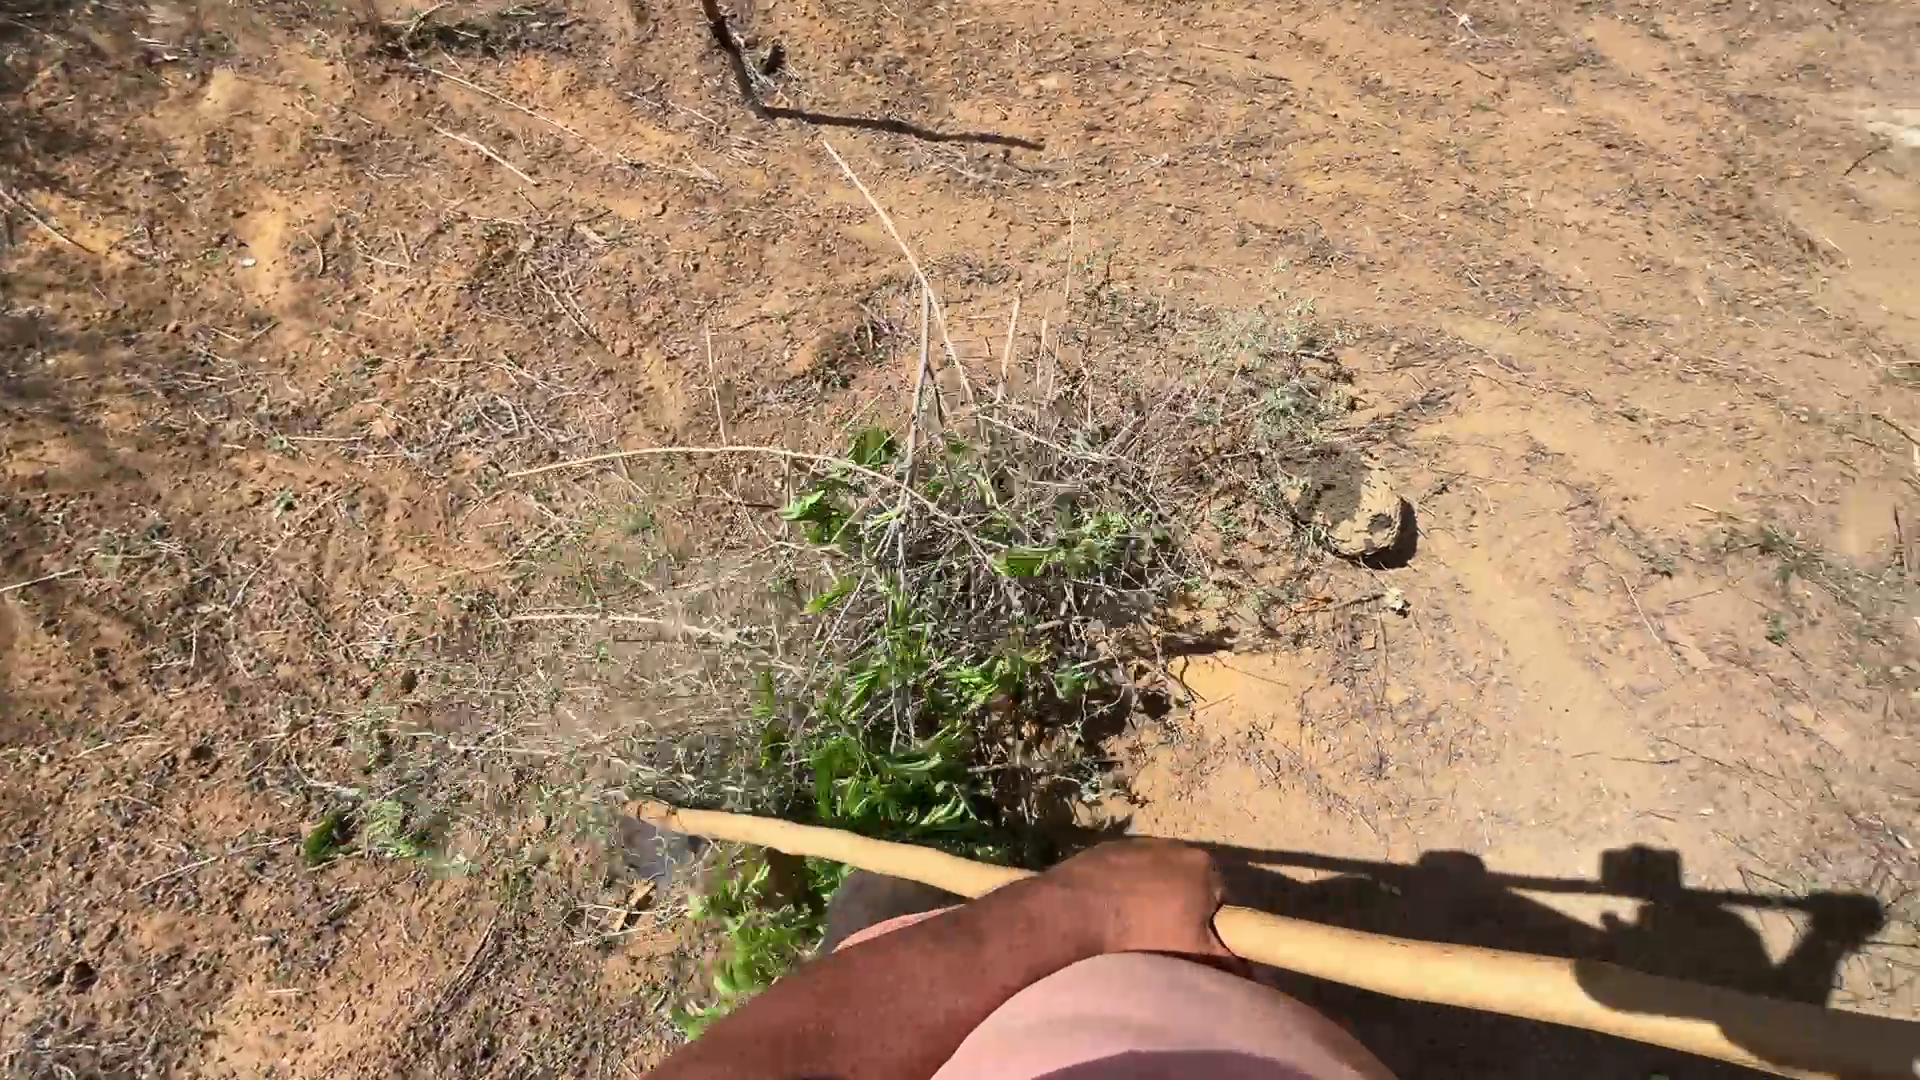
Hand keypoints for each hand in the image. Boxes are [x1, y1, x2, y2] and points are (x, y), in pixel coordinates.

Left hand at [1040, 839, 1235, 961]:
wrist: (1075, 909)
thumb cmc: (1143, 932)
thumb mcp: (1196, 953)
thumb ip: (1232, 961)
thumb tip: (1258, 978)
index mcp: (1204, 864)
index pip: (1222, 899)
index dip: (1214, 926)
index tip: (1199, 946)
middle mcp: (1176, 845)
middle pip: (1191, 885)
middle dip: (1184, 911)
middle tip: (1166, 943)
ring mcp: (1139, 843)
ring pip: (1158, 878)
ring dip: (1153, 900)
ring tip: (1135, 929)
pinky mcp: (1108, 848)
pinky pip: (1129, 873)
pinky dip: (1126, 890)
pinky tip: (1114, 912)